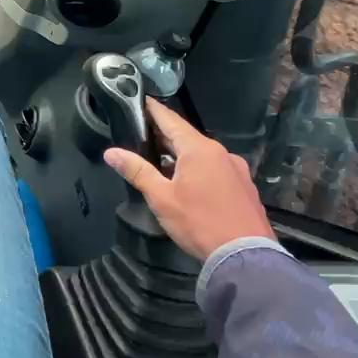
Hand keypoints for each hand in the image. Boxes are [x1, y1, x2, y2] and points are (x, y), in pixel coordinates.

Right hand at [104, 98, 274, 259]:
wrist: (247, 258)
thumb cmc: (200, 222)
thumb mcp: (161, 197)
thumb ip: (136, 170)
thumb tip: (110, 152)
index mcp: (200, 150)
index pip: (170, 120)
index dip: (153, 109)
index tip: (140, 99)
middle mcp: (222, 154)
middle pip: (186, 136)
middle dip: (164, 135)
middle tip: (141, 135)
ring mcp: (237, 170)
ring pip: (202, 154)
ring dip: (182, 154)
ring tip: (161, 162)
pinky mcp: (245, 188)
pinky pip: (216, 168)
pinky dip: (199, 168)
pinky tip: (188, 182)